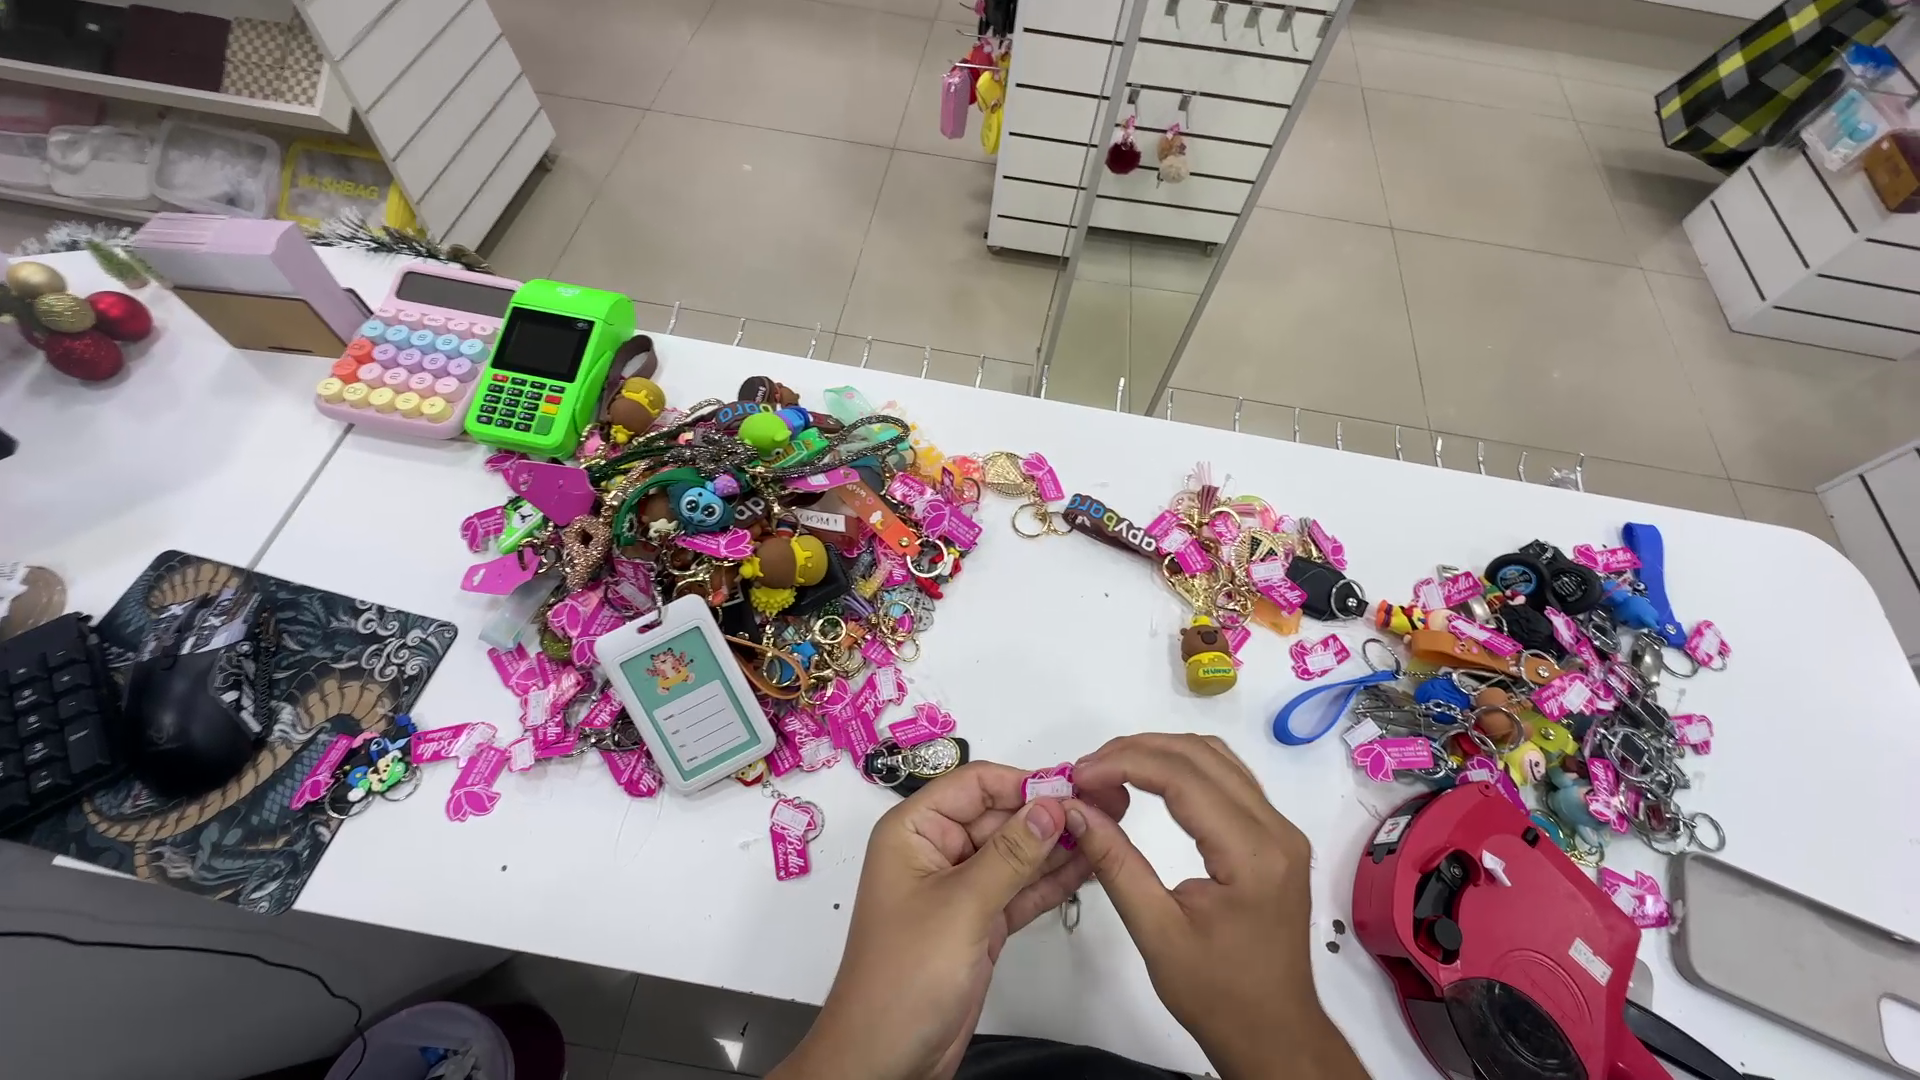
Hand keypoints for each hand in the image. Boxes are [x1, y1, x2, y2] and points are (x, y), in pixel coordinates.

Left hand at [772, 762, 1128, 1079]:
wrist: (885, 1061)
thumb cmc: (905, 976)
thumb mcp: (960, 907)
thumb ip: (1010, 855)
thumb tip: (1052, 805)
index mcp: (914, 830)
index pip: (974, 785)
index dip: (1022, 782)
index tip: (1073, 787)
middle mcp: (937, 849)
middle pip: (999, 815)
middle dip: (1047, 812)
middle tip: (1104, 806)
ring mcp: (961, 886)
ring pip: (1015, 852)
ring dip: (1056, 844)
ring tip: (1106, 828)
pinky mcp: (981, 919)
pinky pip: (1020, 887)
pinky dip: (1051, 880)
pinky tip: (1089, 866)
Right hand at [1064, 734, 1368, 1079]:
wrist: (1275, 1034)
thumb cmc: (1216, 994)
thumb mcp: (1155, 932)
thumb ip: (1115, 863)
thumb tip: (1075, 808)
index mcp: (1253, 854)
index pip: (1183, 777)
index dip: (1124, 763)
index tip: (1079, 775)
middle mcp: (1276, 828)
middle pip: (1200, 754)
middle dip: (1136, 750)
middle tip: (1087, 770)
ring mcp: (1280, 828)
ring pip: (1215, 756)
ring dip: (1159, 751)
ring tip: (1109, 769)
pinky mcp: (1274, 835)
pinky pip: (1227, 775)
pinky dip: (1182, 766)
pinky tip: (1148, 779)